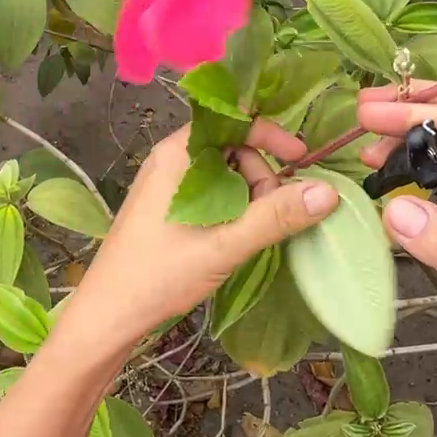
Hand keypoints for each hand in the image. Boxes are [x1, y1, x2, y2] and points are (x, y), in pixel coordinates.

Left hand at [54, 121, 338, 356]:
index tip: (300, 158)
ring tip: (255, 231)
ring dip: (250, 195)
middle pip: (232, 147)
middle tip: (274, 211)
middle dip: (262, 173)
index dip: (268, 133)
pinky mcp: (168, 210)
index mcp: (176, 154)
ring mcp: (167, 187)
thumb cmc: (159, 274)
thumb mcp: (225, 244)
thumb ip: (276, 216)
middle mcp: (170, 161)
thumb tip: (329, 191)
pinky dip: (234, 208)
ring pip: (224, 174)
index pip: (229, 119)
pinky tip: (239, 236)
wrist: (107, 317)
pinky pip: (211, 194)